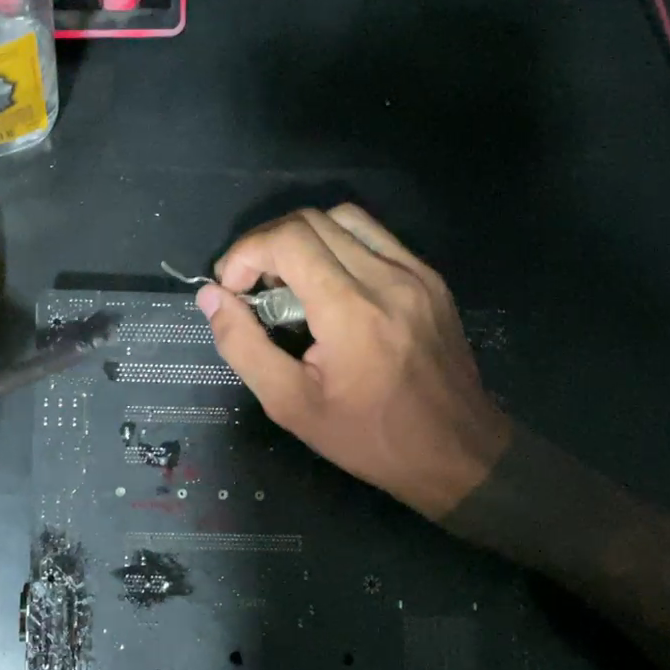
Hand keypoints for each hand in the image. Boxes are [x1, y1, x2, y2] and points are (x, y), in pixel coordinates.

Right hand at [200, 204, 510, 519]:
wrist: (458, 452)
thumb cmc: (368, 437)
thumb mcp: (290, 404)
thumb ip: (243, 346)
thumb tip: (211, 298)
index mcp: (351, 311)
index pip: (288, 239)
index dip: (246, 253)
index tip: (232, 290)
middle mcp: (387, 278)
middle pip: (311, 220)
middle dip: (266, 244)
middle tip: (252, 287)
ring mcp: (415, 273)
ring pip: (344, 218)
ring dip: (302, 238)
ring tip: (288, 282)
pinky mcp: (430, 278)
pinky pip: (375, 237)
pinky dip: (337, 246)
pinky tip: (328, 286)